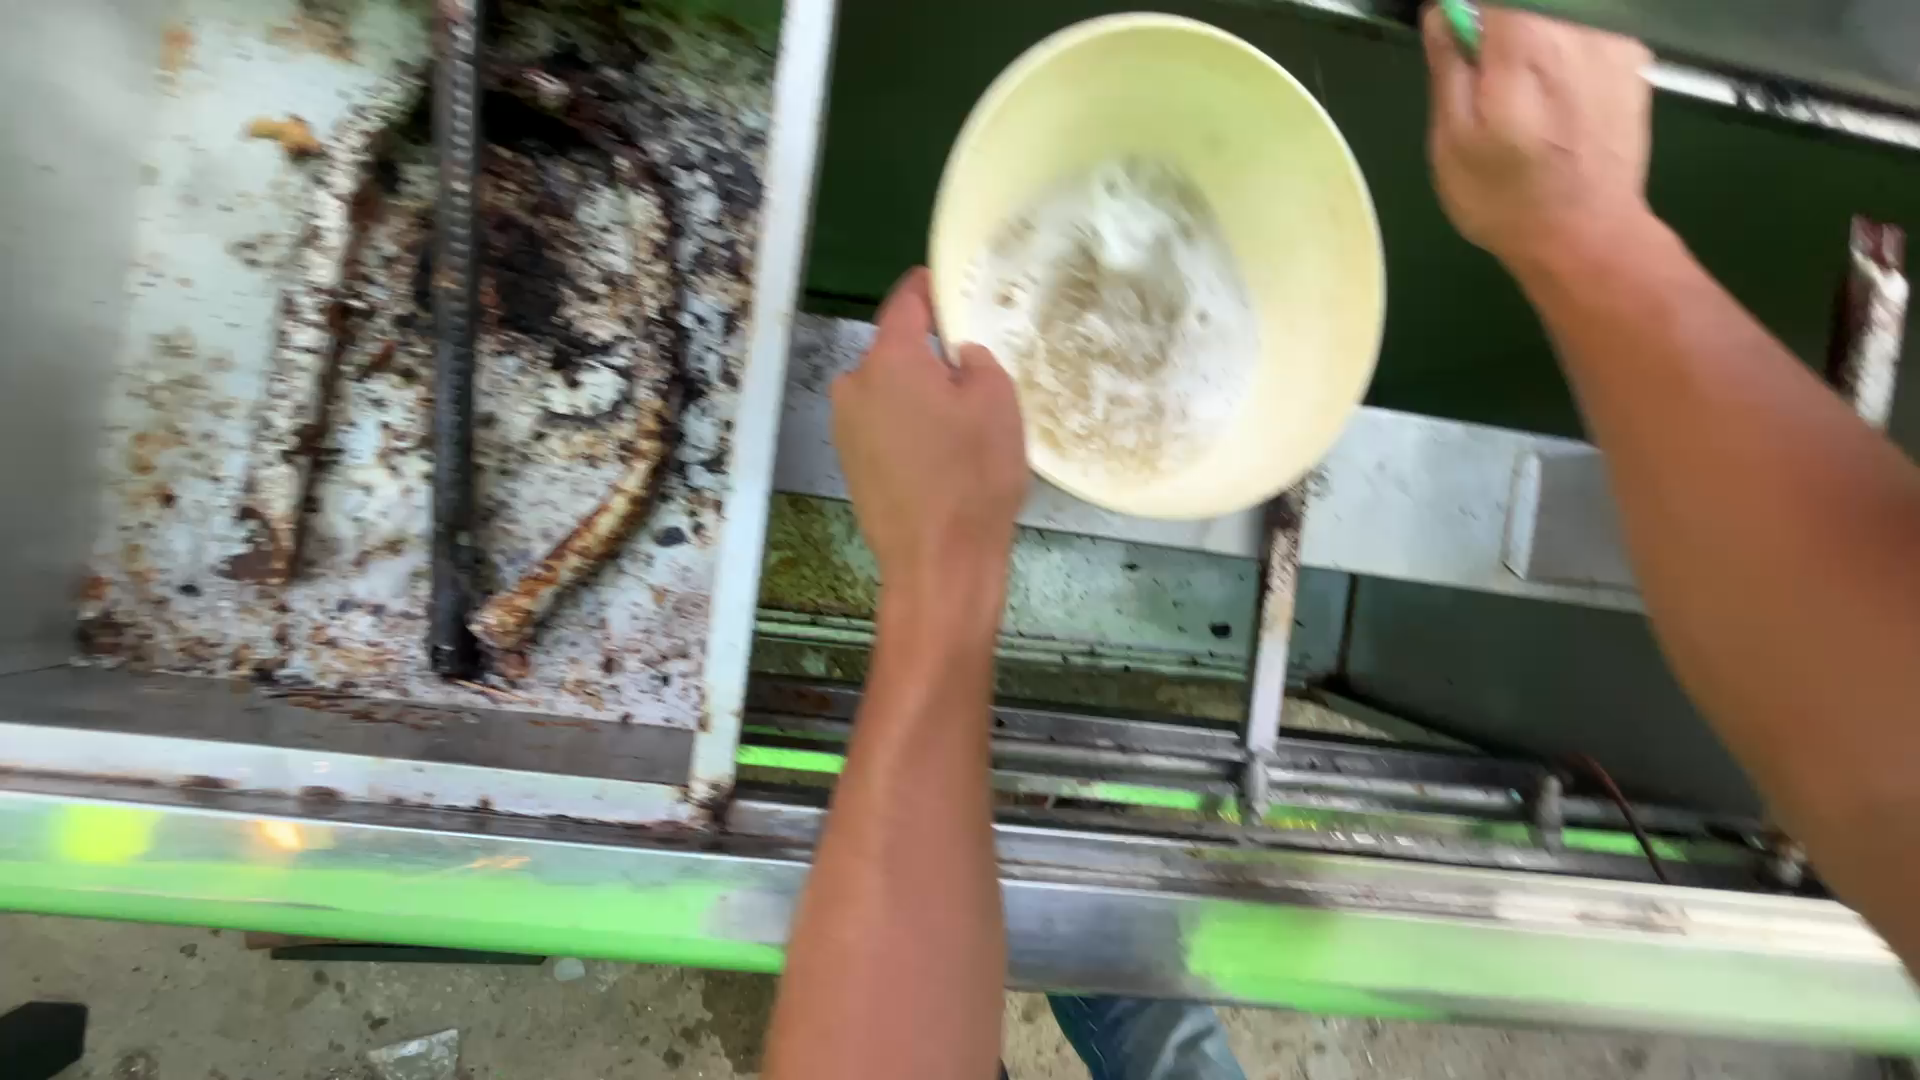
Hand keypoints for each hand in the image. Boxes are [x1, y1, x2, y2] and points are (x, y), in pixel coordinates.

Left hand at [832, 268, 1027, 594]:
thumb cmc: (973, 476)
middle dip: (929, 357)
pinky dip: (907, 429)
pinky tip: (936, 458)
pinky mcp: (850, 464)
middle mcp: (854, 385)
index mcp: (888, 358)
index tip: (948, 284)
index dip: (930, 288)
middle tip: (971, 378)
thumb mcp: (997, 402)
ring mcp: (846, 428)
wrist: (938, 563)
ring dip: (918, 397)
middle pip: (895, 352)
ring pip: (889, 392)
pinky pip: (883, 427)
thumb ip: (976, 360)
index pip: (906, 301)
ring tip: (957, 427)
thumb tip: (957, 358)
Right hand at [1421, 5, 1655, 271]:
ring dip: (1529, 43)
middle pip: (1525, 5)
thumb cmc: (1501, 196)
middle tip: (1480, 77)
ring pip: (1556, 18)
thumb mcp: (1452, 141)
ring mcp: (1612, 39)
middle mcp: (1575, 26)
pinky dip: (1561, 53)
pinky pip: (1586, 34)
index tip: (1453, 41)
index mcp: (1523, 43)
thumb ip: (1449, 68)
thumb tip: (1442, 15)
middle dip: (1495, 30)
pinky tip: (1552, 101)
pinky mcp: (1632, 57)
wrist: (1582, 231)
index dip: (1466, 14)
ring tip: (1516, 98)